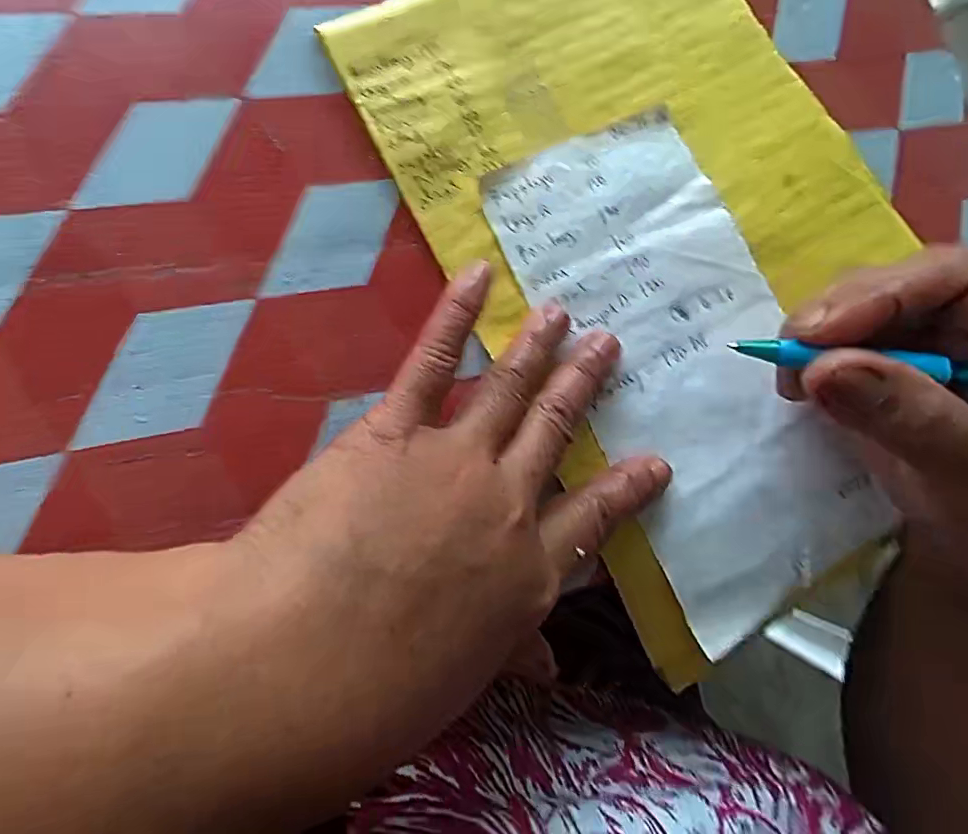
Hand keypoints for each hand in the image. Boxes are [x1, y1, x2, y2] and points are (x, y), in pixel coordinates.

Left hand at [241, 261, 668, 743]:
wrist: (311, 655)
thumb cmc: (385, 687)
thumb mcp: (465, 677)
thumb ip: (506, 651)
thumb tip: (544, 665)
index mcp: (527, 574)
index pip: (592, 521)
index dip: (625, 489)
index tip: (656, 461)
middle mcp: (504, 504)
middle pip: (553, 431)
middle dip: (582, 386)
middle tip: (607, 345)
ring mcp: (453, 458)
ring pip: (505, 390)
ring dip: (535, 348)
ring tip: (559, 314)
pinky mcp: (394, 431)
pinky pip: (430, 363)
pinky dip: (454, 316)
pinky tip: (476, 280)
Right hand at [781, 246, 967, 629]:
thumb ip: (913, 420)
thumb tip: (819, 366)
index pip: (963, 280)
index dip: (882, 293)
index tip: (814, 335)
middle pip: (907, 287)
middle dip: (839, 315)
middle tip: (788, 357)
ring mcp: (955, 353)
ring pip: (871, 311)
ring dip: (821, 338)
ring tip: (793, 380)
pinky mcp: (911, 377)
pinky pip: (853, 345)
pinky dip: (819, 359)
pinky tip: (804, 386)